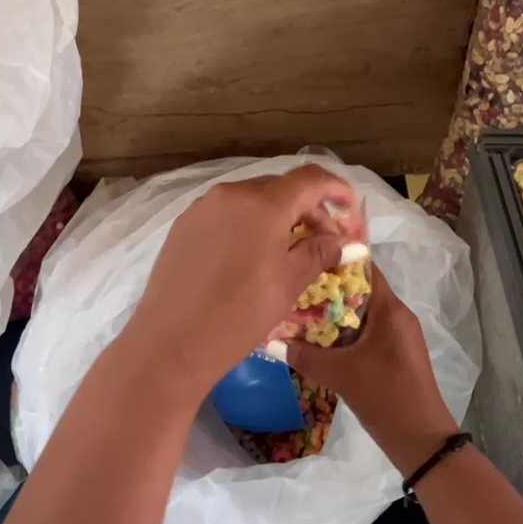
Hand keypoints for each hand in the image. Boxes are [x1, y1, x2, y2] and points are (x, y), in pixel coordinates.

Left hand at [121, 165, 362, 391]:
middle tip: (325, 242)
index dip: (338, 191)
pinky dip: (248, 225)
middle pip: (282, 188)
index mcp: (263, 203)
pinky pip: (226, 213)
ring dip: (278, 217)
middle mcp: (231, 193)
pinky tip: (251, 257)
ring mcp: (203, 206)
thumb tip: (347, 241)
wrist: (170, 344)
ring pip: (252, 199)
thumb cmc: (238, 315)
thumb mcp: (288, 284)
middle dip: (309, 209)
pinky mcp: (184, 224)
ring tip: (289, 252)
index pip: (311, 179)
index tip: (352, 213)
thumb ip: (321, 252)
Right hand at [285, 266, 457, 472]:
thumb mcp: (340, 375)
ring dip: (334, 313)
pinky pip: (367, 331)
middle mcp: (397, 315)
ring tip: (301, 312)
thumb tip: (271, 340)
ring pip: (362, 312)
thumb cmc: (385, 397)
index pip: (364, 268)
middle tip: (295, 287)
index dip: (336, 259)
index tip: (306, 257)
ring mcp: (398, 335)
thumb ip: (304, 356)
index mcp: (390, 310)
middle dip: (328, 289)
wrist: (422, 442)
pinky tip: (320, 341)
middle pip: (360, 290)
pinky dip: (345, 331)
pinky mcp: (395, 354)